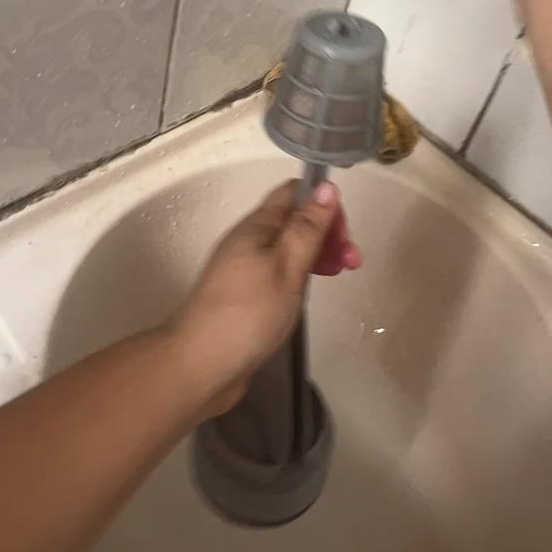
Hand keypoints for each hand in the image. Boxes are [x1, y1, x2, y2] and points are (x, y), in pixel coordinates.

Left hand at [165, 181, 361, 413]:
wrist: (200, 365)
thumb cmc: (248, 313)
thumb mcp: (286, 267)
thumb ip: (307, 227)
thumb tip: (326, 186)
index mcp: (257, 226)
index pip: (294, 192)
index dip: (323, 203)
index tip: (344, 232)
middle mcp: (249, 240)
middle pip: (294, 220)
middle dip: (326, 233)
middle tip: (350, 262)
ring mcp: (245, 268)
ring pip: (289, 248)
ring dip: (317, 255)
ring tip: (338, 276)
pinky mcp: (245, 294)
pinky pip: (279, 272)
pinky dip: (300, 276)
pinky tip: (306, 295)